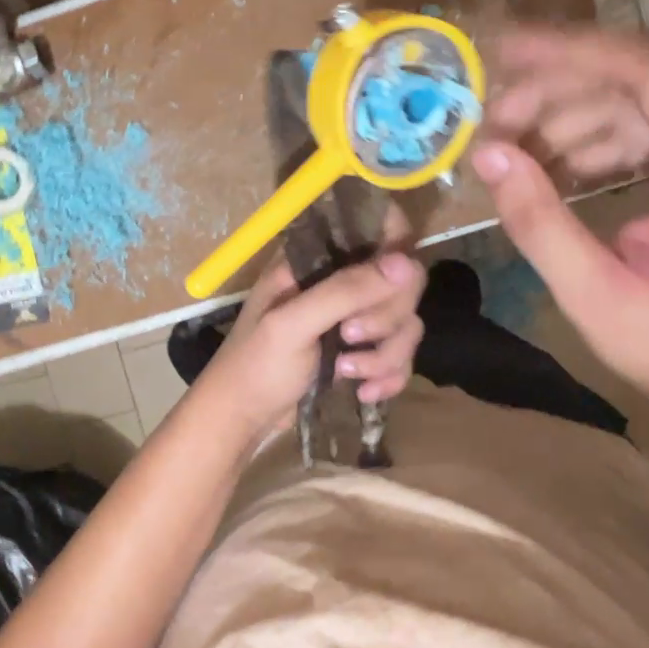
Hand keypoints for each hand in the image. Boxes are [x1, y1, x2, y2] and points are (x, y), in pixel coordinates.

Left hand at [187, 246, 425, 445]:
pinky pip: (399, 353)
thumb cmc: (255, 366)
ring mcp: (351, 316)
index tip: (396, 285)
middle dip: (386, 318)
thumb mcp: (292, 326)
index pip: (376, 228)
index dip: (396, 251)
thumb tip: (406, 263)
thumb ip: (345, 291)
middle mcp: (338, 280)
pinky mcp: (360, 350)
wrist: (242, 419)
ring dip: (386, 354)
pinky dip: (388, 375)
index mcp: (315, 258)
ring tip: (348, 372)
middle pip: (402, 281)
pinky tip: (364, 392)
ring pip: (405, 321)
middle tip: (350, 337)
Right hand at [469, 25, 648, 442]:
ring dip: (568, 116)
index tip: (503, 50)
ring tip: (506, 148)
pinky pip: (645, 129)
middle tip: (491, 118)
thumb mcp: (596, 299)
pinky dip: (590, 142)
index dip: (575, 53)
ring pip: (639, 99)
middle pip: (646, 76)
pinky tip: (546, 169)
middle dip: (560, 88)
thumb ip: (541, 223)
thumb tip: (487, 154)